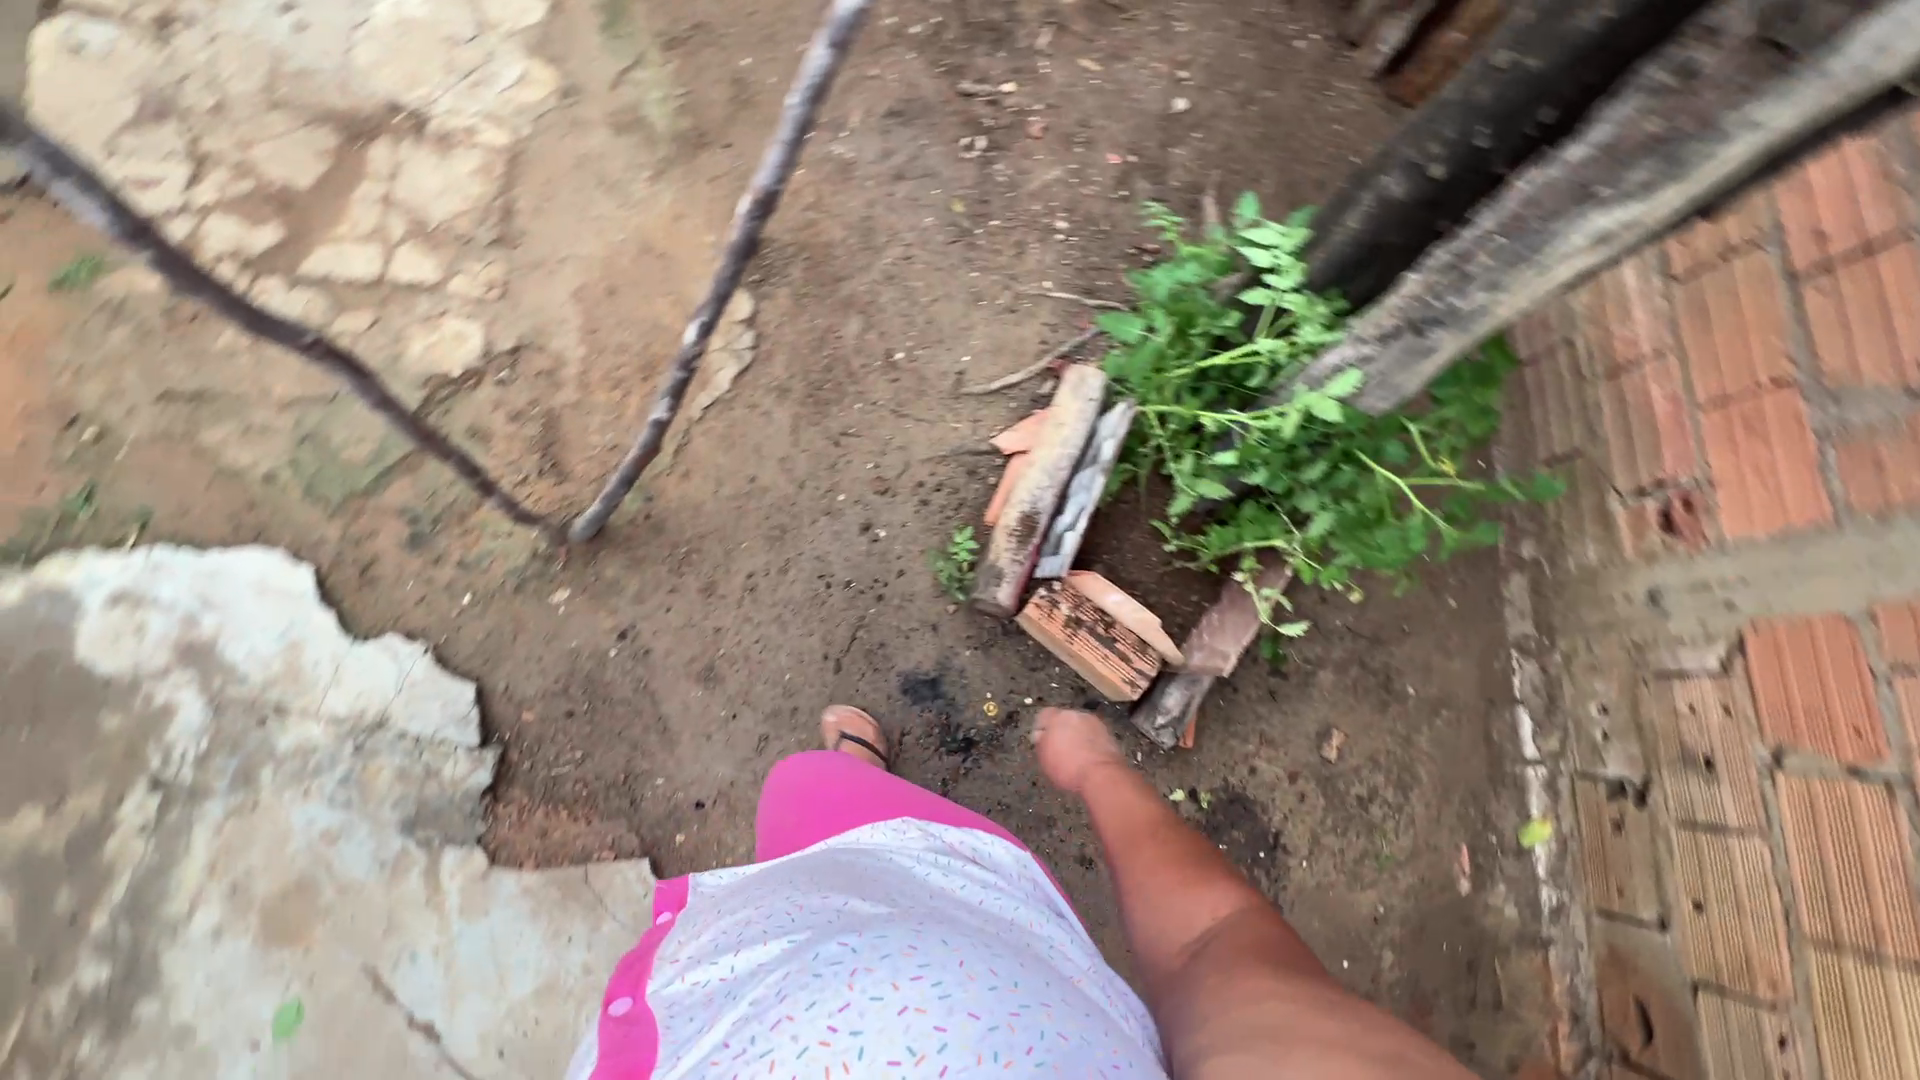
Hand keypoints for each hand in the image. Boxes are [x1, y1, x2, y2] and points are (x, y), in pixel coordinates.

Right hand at [1031, 708, 1128, 794]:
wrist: (1101, 774)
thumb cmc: (1068, 767)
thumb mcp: (1044, 758)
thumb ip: (1041, 741)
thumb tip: (1040, 735)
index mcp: (1057, 717)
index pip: (1045, 715)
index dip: (1042, 727)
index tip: (1041, 740)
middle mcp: (1077, 715)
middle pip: (1065, 719)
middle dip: (1061, 730)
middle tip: (1059, 749)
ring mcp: (1095, 723)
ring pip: (1081, 726)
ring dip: (1077, 736)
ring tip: (1075, 755)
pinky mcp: (1109, 734)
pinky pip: (1094, 736)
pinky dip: (1090, 743)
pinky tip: (1088, 757)